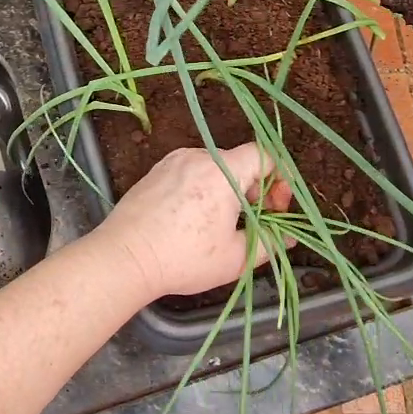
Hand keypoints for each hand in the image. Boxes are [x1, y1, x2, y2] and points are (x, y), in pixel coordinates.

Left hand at [92, 144, 291, 299]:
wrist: (126, 255)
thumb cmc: (183, 257)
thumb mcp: (236, 257)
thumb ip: (269, 243)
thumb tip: (286, 237)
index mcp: (222, 171)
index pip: (264, 155)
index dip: (279, 179)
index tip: (277, 208)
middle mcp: (197, 157)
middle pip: (239, 161)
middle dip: (255, 189)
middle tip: (256, 220)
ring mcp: (173, 161)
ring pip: (215, 167)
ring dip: (229, 189)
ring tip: (226, 223)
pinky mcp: (156, 171)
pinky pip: (191, 171)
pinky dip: (204, 187)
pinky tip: (197, 218)